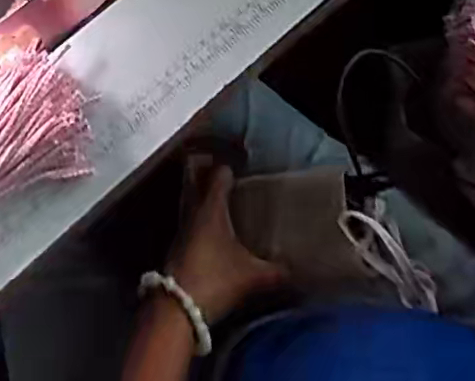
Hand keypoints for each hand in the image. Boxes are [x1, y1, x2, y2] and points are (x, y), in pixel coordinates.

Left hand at [167, 165, 287, 319]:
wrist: (176, 307)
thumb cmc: (215, 279)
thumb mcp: (251, 276)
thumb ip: (275, 271)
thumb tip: (298, 270)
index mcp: (211, 206)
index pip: (219, 175)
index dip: (230, 168)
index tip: (244, 167)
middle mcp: (194, 209)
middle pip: (198, 180)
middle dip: (211, 174)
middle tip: (230, 175)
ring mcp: (182, 226)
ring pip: (192, 198)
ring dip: (204, 194)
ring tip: (224, 199)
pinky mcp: (177, 243)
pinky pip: (190, 217)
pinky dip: (200, 214)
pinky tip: (213, 228)